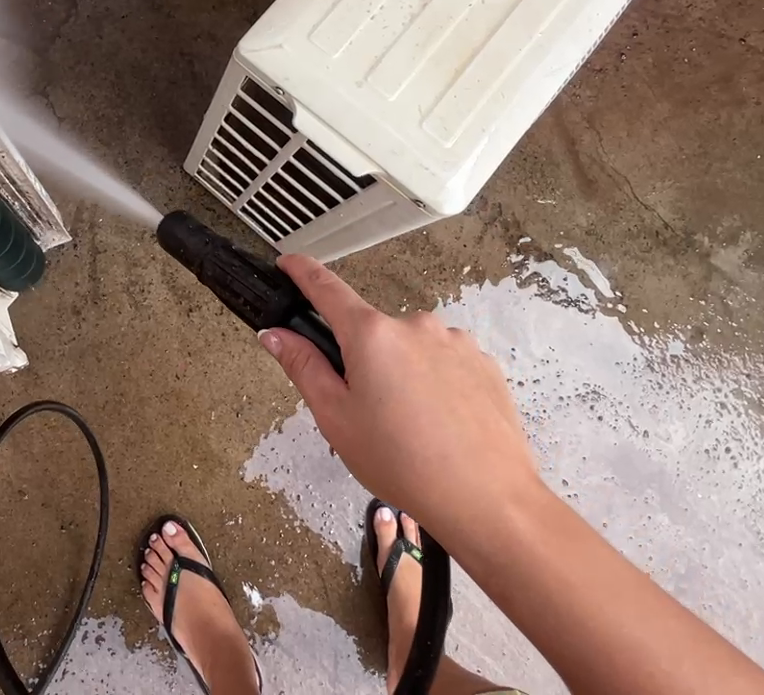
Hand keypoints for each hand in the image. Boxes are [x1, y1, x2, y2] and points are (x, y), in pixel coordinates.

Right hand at [258, 255, 544, 549]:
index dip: (302, 272)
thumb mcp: (335, 417)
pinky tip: (439, 422)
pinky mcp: (484, 362)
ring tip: (410, 425)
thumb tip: (275, 334)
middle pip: (371, 331)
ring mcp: (454, 340)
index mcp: (371, 334)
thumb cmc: (403, 462)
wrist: (488, 500)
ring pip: (409, 348)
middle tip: (366, 410)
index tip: (288, 263)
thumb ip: (303, 366)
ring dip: (401, 371)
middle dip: (361, 359)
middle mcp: (414, 325)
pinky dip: (433, 382)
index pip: (326, 287)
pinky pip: (443, 361)